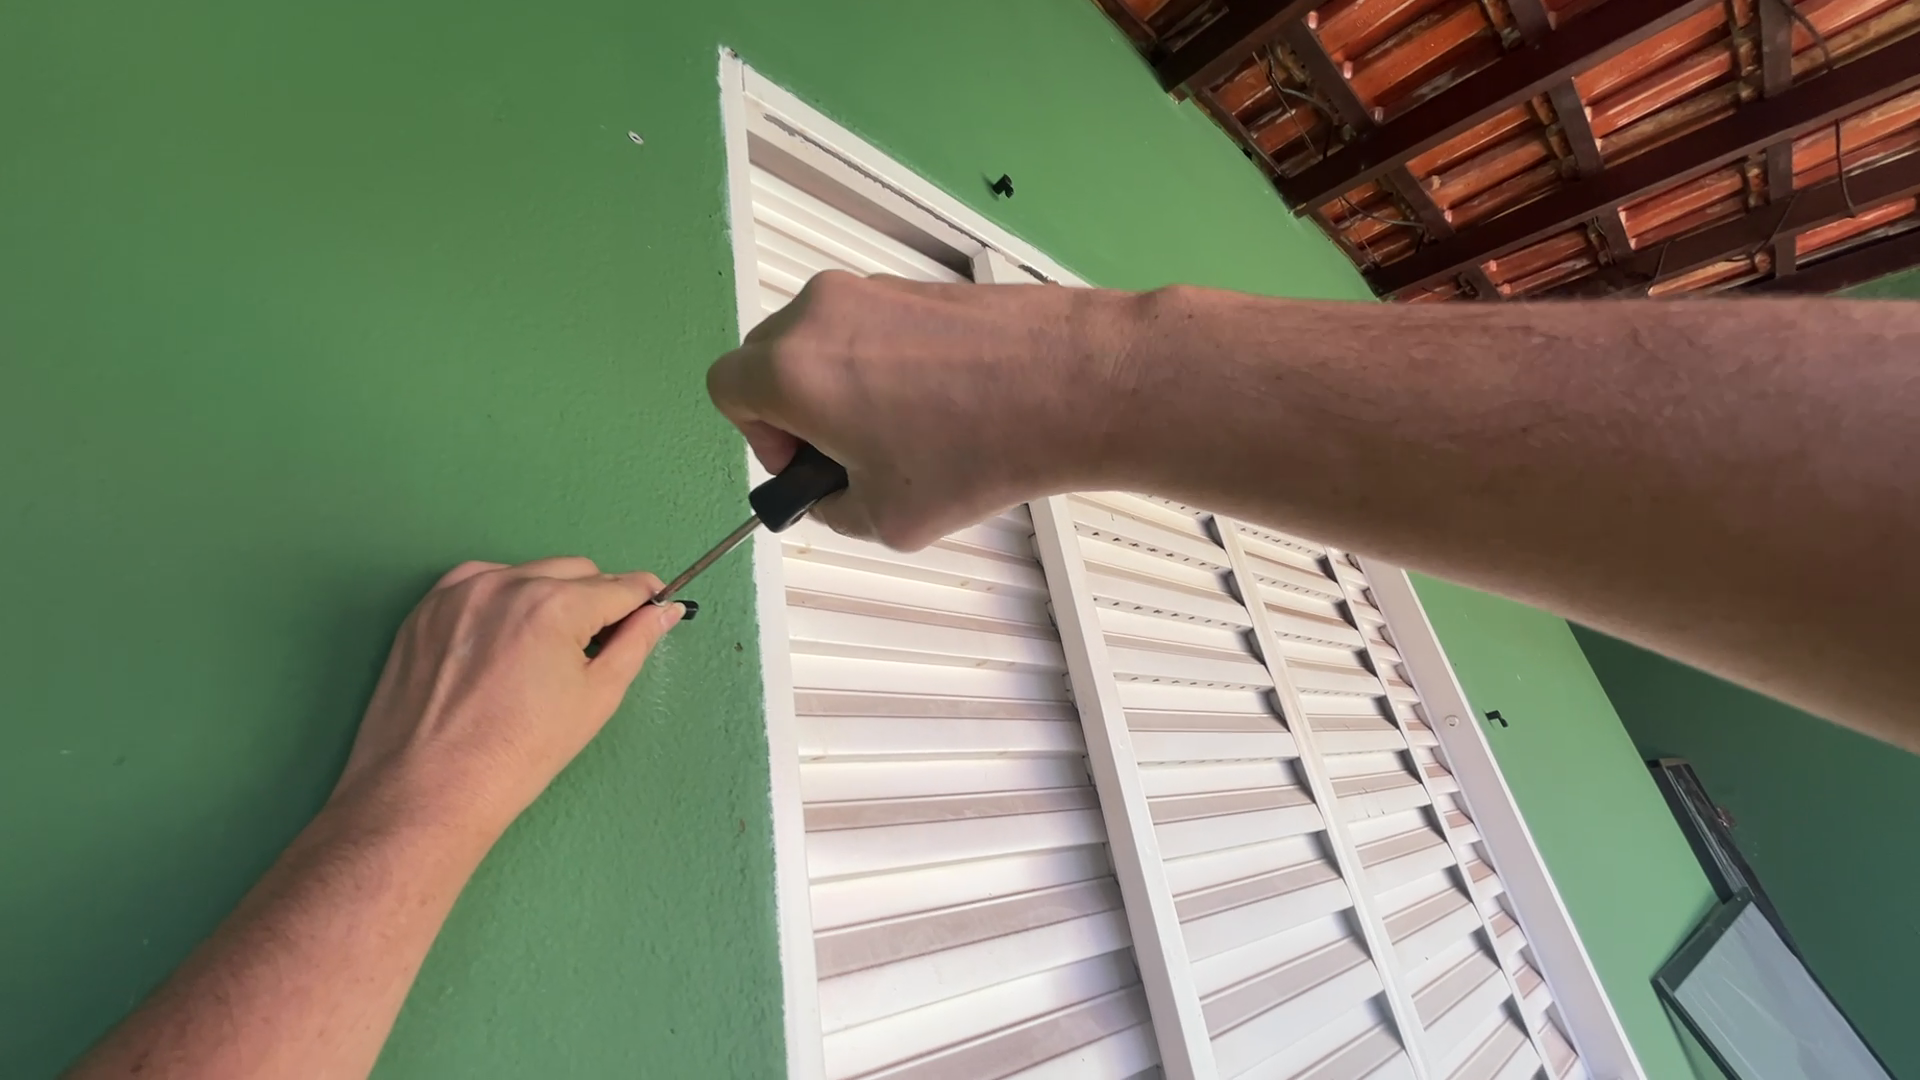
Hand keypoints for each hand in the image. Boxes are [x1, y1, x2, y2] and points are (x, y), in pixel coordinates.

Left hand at [329, 557, 684, 839]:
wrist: (428, 791)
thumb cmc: (523, 750)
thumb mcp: (599, 695)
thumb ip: (637, 641)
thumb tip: (665, 611)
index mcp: (555, 604)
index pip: (621, 585)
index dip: (646, 600)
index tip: (654, 612)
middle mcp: (507, 584)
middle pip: (579, 571)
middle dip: (598, 599)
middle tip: (596, 646)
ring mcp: (461, 592)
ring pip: (533, 572)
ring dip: (553, 595)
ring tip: (545, 648)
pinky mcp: (427, 608)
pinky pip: (485, 582)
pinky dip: (507, 599)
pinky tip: (505, 641)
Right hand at [707, 271, 1137, 548]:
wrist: (1074, 383)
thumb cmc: (971, 458)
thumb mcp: (885, 520)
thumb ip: (830, 509)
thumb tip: (828, 490)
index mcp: (792, 368)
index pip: (727, 391)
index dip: (759, 438)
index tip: (810, 464)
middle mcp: (820, 313)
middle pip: (771, 361)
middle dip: (797, 413)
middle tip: (857, 455)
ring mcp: (873, 288)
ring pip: (825, 344)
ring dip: (844, 390)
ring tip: (913, 434)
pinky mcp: (920, 284)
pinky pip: (874, 328)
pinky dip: (885, 366)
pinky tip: (946, 403)